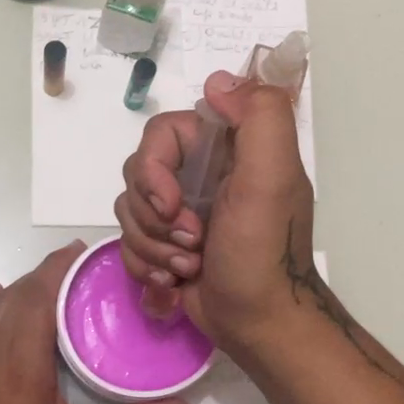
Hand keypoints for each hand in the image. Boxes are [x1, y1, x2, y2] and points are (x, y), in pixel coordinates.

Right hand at [116, 71, 315, 355]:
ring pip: (129, 211)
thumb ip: (259, 116)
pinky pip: (129, 243)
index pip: (159, 134)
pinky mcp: (165, 246)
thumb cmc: (263, 252)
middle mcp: (198, 176)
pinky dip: (146, 264)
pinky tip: (174, 281)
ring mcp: (180, 213)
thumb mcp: (274, 178)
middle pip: (137, 175)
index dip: (153, 169)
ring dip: (152, 245)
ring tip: (186, 267)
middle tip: (189, 242)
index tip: (171, 203)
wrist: (259, 323)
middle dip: (154, 217)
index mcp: (224, 151)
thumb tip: (217, 80)